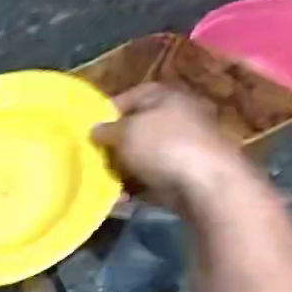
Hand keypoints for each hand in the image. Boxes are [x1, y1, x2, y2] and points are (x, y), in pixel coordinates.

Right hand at [91, 84, 249, 210]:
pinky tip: (121, 196)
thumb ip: (105, 130)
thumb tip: (94, 130)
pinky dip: (134, 185)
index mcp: (165, 96)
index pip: (130, 96)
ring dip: (121, 168)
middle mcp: (174, 116)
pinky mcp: (180, 172)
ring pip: (139, 154)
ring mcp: (180, 145)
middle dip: (112, 144)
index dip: (107, 110)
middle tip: (92, 156)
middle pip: (134, 127)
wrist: (204, 183)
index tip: (88, 129)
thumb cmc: (162, 146)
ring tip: (103, 180)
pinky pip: (149, 176)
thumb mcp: (125, 132)